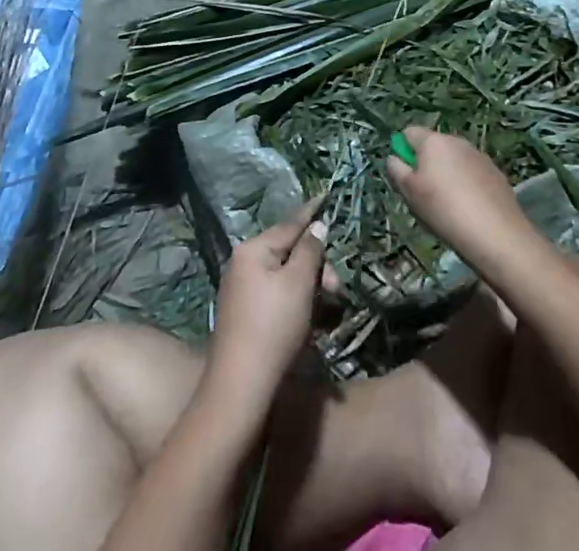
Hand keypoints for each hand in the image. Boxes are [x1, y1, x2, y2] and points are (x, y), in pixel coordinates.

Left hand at [206, 200, 331, 407]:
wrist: (242, 383)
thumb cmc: (274, 326)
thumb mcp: (298, 284)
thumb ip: (310, 251)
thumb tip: (316, 226)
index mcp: (253, 249)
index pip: (290, 224)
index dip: (311, 213)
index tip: (325, 195)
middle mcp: (243, 263)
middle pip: (290, 252)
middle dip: (317, 268)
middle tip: (336, 291)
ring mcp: (242, 288)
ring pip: (286, 276)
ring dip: (310, 288)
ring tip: (326, 312)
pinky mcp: (245, 312)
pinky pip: (277, 295)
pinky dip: (297, 303)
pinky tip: (310, 323)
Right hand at [385, 127, 546, 277]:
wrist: (495, 232)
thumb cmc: (443, 209)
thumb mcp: (409, 192)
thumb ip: (396, 170)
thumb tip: (394, 158)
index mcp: (433, 141)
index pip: (409, 132)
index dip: (403, 150)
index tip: (406, 174)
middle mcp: (457, 141)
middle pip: (434, 145)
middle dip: (426, 163)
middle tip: (424, 192)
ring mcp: (480, 156)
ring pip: (454, 159)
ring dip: (447, 173)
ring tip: (449, 203)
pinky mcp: (496, 172)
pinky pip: (472, 172)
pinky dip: (466, 183)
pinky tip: (469, 207)